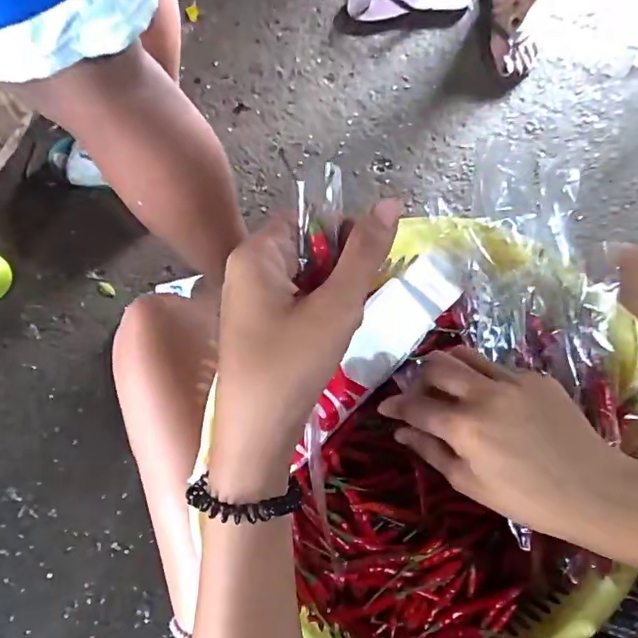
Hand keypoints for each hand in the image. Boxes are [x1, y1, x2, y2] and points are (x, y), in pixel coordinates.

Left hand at [209, 198, 401, 498]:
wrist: (257, 433)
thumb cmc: (292, 365)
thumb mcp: (336, 307)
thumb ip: (364, 254)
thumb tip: (391, 203)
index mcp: (255, 254)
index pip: (307, 218)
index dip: (343, 233)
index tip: (368, 266)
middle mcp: (246, 271)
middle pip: (307, 249)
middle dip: (340, 274)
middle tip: (352, 307)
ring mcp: (250, 303)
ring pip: (306, 282)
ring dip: (333, 299)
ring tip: (340, 328)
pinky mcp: (258, 330)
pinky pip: (296, 307)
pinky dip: (319, 318)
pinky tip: (328, 342)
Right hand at [379, 347, 637, 544]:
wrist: (591, 488)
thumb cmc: (526, 498)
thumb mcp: (469, 483)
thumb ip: (432, 451)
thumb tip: (402, 431)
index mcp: (464, 426)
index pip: (416, 405)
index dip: (395, 406)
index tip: (386, 408)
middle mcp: (484, 393)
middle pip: (437, 364)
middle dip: (419, 377)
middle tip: (419, 395)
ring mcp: (514, 380)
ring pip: (467, 356)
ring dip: (449, 367)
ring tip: (448, 387)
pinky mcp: (538, 378)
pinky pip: (499, 368)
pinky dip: (484, 379)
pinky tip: (492, 403)